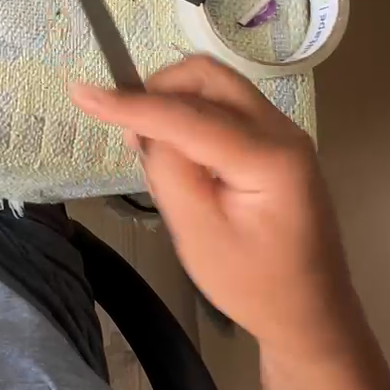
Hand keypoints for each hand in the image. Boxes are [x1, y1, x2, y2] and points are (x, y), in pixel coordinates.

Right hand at [70, 57, 363, 360]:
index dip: (129, 103)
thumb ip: (168, 170)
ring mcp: (280, 131)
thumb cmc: (252, 283)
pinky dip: (188, 113)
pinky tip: (178, 152)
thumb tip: (145, 127)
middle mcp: (280, 131)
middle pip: (206, 76)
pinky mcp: (272, 140)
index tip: (80, 92)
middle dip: (157, 91)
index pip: (186, 115)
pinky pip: (222, 104)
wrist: (309, 313)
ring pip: (213, 84)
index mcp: (268, 158)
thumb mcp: (197, 234)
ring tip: (152, 148)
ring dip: (172, 101)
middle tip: (131, 132)